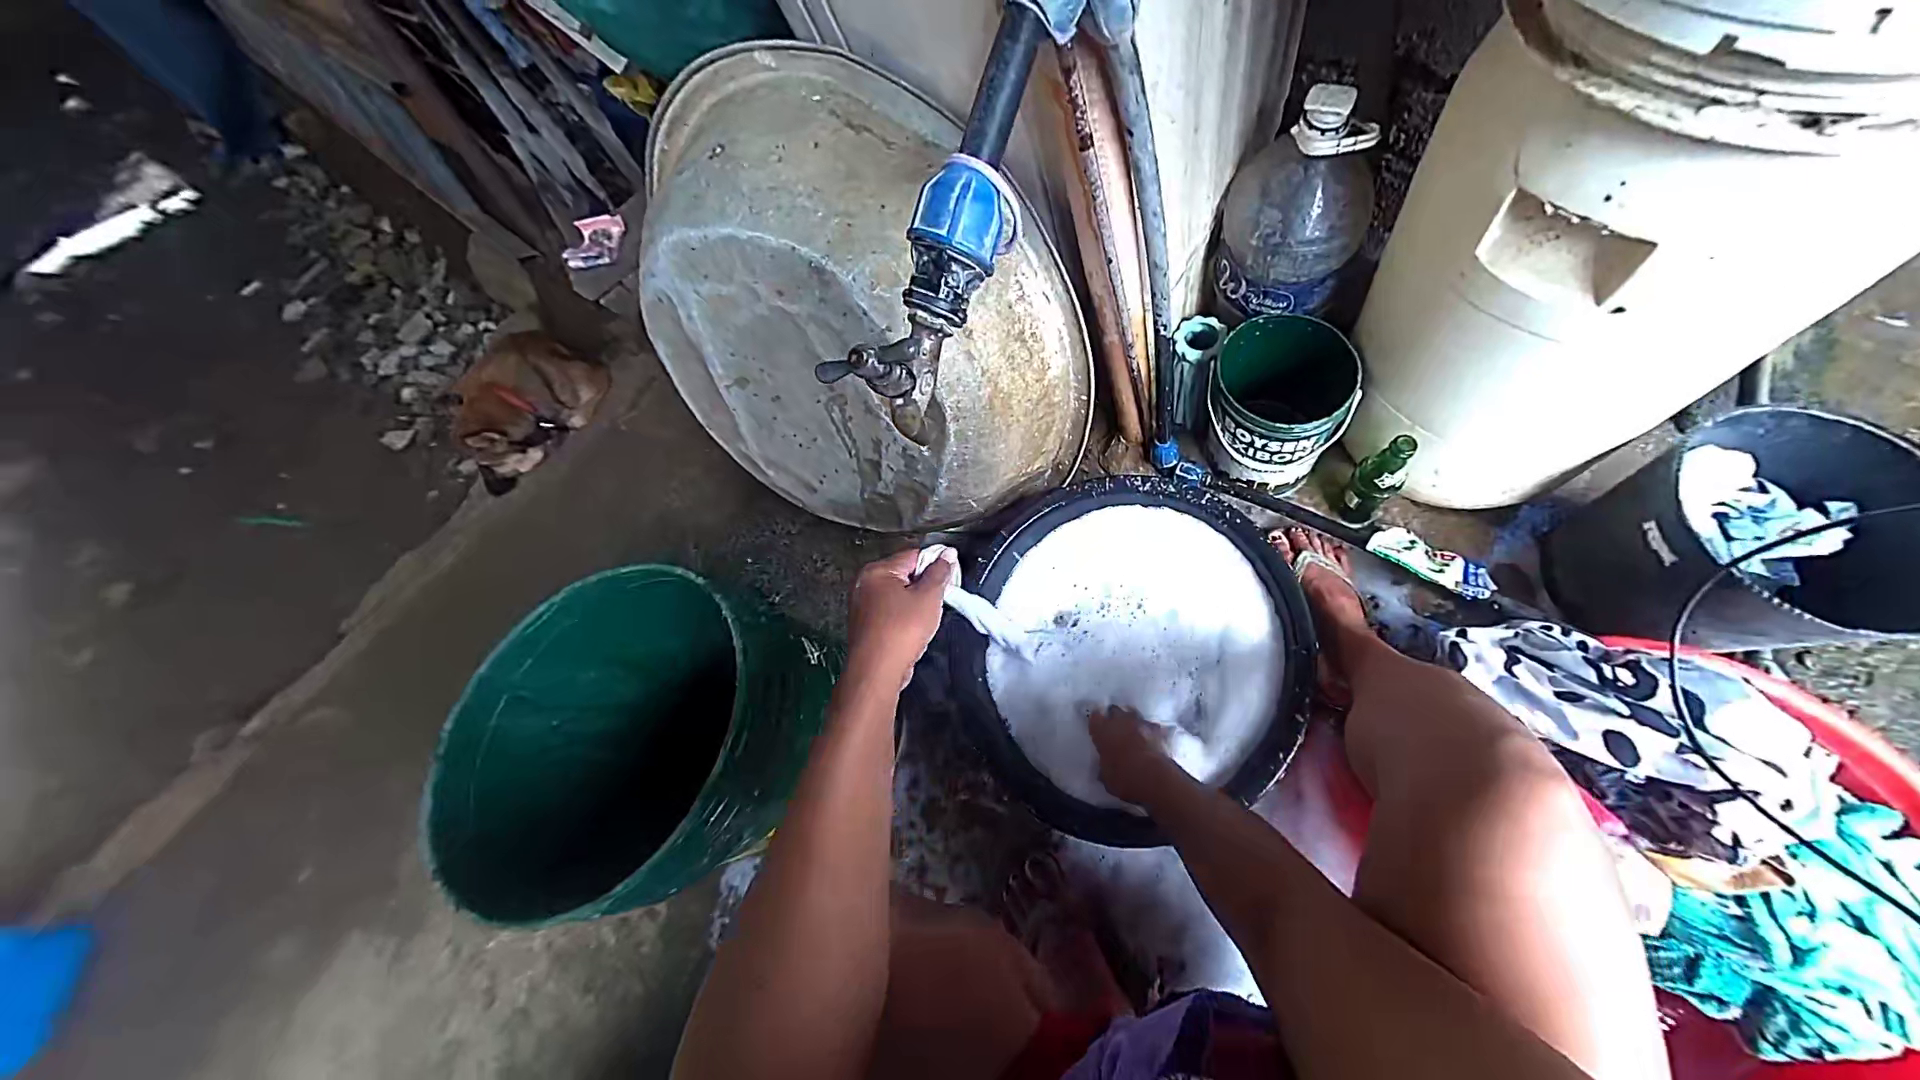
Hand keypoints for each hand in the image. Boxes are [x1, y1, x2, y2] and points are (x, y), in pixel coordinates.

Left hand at [846, 546, 952, 686]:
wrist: (877, 670)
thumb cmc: (898, 633)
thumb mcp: (928, 597)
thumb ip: (939, 572)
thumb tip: (946, 556)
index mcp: (877, 570)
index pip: (913, 555)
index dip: (935, 563)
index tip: (949, 574)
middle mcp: (865, 584)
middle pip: (904, 573)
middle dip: (924, 585)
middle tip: (937, 599)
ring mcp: (862, 605)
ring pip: (897, 594)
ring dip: (914, 603)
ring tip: (923, 618)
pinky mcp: (865, 624)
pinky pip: (890, 612)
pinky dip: (903, 617)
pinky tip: (911, 629)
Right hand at [1087, 706, 1177, 806]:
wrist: (1154, 778)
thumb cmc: (1124, 778)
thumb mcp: (1106, 776)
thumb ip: (1104, 764)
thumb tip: (1105, 764)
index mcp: (1103, 730)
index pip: (1095, 717)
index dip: (1096, 722)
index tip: (1098, 729)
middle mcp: (1120, 720)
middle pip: (1115, 711)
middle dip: (1115, 719)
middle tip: (1115, 731)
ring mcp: (1141, 723)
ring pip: (1134, 715)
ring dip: (1132, 722)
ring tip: (1133, 733)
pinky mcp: (1158, 730)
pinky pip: (1151, 726)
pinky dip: (1149, 732)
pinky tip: (1150, 740)